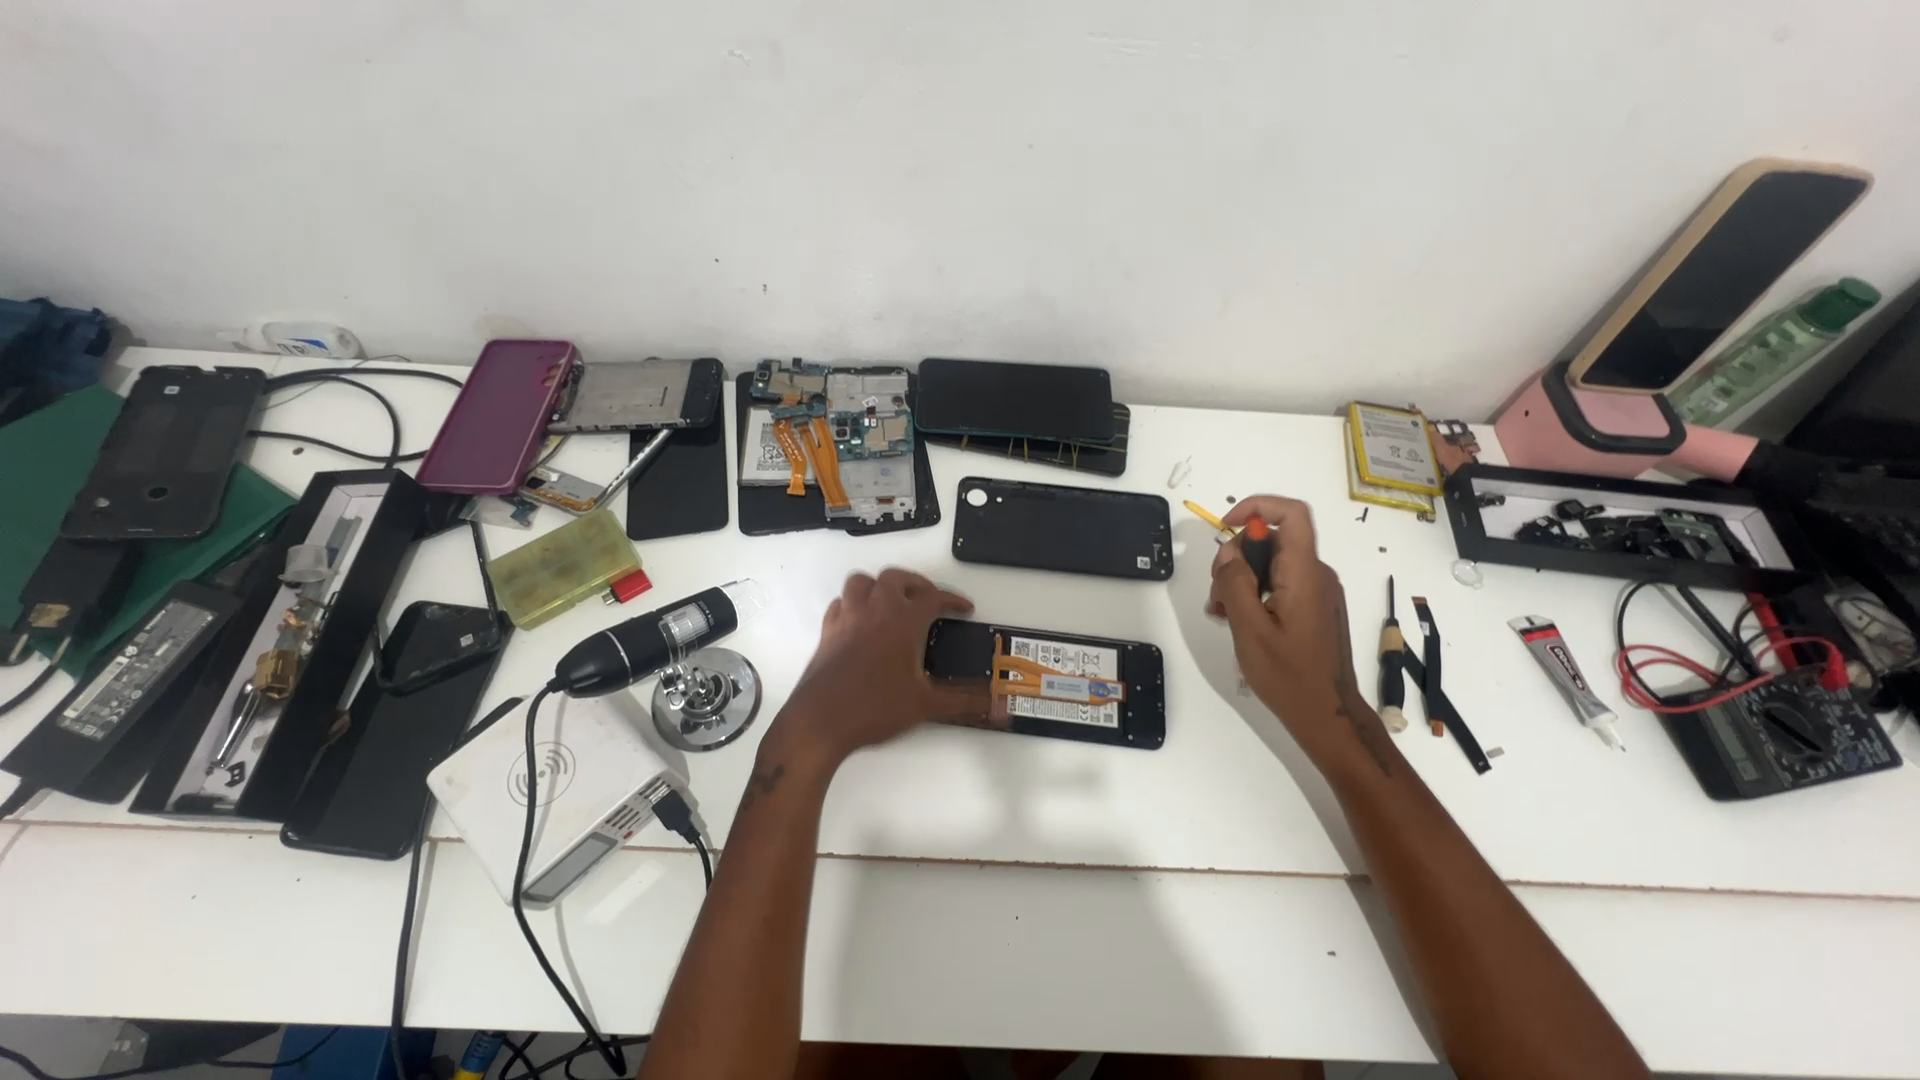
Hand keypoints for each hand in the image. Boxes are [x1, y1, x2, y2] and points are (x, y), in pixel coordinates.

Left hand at [772, 569, 989, 768]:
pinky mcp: (828, 631)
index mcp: (902, 620)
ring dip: (880, 585)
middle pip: (896, 578)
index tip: (965, 608)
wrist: (820, 720)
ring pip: (862, 582)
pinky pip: (842, 603)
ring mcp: (847, 618)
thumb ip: (963, 701)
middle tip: (930, 600)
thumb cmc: (876, 708)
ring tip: (893, 602)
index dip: (953, 600)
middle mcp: (874, 610)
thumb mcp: (926, 705)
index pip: (933, 597)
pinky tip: (862, 621)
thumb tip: (999, 707)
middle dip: (917, 584)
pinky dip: (855, 603)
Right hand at [1206, 496, 1396, 778]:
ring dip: (1243, 579)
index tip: (1226, 527)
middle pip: (1275, 540)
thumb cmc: (1289, 675)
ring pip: (1274, 564)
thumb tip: (1229, 552)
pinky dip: (1257, 593)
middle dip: (1238, 557)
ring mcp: (1319, 592)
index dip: (1258, 507)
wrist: (1327, 715)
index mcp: (1305, 574)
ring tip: (1224, 614)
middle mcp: (1317, 575)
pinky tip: (1240, 622)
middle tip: (1218, 594)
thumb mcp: (1249, 629)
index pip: (1292, 514)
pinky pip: (1283, 584)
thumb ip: (1235, 583)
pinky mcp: (1316, 608)